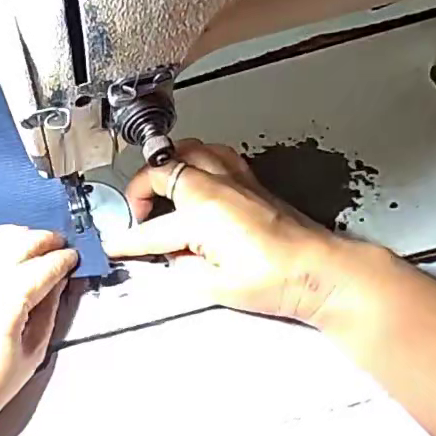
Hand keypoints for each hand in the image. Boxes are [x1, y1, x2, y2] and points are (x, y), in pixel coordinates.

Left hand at [0, 225, 77, 435]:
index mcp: (9, 300)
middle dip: (46, 240)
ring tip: (36, 246)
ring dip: (21, 236)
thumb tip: (59, 283)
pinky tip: (7, 251)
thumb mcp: (32, 354)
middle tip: (61, 247)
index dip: (63, 259)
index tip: (75, 258)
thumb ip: (48, 312)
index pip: (43, 266)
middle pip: (21, 241)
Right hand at [103, 140, 377, 324]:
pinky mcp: (252, 181)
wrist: (321, 271)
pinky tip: (197, 177)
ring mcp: (235, 179)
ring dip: (167, 165)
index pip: (151, 229)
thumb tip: (173, 257)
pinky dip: (197, 159)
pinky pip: (216, 153)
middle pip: (162, 169)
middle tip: (137, 212)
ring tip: (160, 186)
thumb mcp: (215, 286)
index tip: (114, 244)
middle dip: (139, 188)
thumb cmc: (278, 279)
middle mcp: (216, 187)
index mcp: (201, 214)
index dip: (127, 240)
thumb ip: (183, 267)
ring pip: (189, 149)